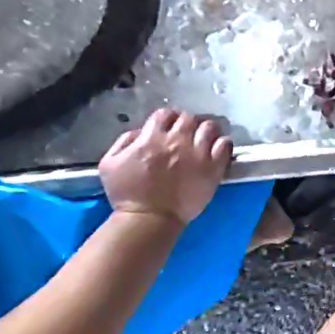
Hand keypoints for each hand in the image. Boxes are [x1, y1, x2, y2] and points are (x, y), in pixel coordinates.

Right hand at [98, 108, 231, 226]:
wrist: (149, 220)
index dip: (167, 119)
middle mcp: (177, 140)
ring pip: (209, 127)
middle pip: (188, 118)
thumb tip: (140, 131)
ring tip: (203, 140)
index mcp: (152, 137)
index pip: (165, 114)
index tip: (168, 128)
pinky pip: (224, 144)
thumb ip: (124, 141)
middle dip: (186, 123)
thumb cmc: (127, 194)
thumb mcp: (110, 163)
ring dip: (205, 131)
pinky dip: (221, 144)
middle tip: (185, 135)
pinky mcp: (213, 167)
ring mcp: (198, 153)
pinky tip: (216, 150)